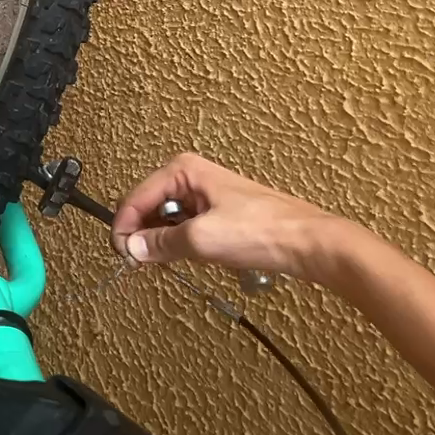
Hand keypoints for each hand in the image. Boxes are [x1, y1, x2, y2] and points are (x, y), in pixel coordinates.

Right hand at [111, 152, 360, 283]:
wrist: (313, 245)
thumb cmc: (261, 232)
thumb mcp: (203, 239)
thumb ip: (160, 244)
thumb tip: (131, 248)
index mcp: (181, 171)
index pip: (136, 198)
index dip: (124, 228)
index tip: (121, 256)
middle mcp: (189, 176)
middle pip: (148, 206)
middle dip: (142, 234)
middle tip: (140, 263)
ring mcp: (204, 194)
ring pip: (166, 218)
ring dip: (161, 241)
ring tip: (164, 263)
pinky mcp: (218, 212)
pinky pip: (185, 226)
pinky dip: (180, 243)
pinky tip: (187, 258)